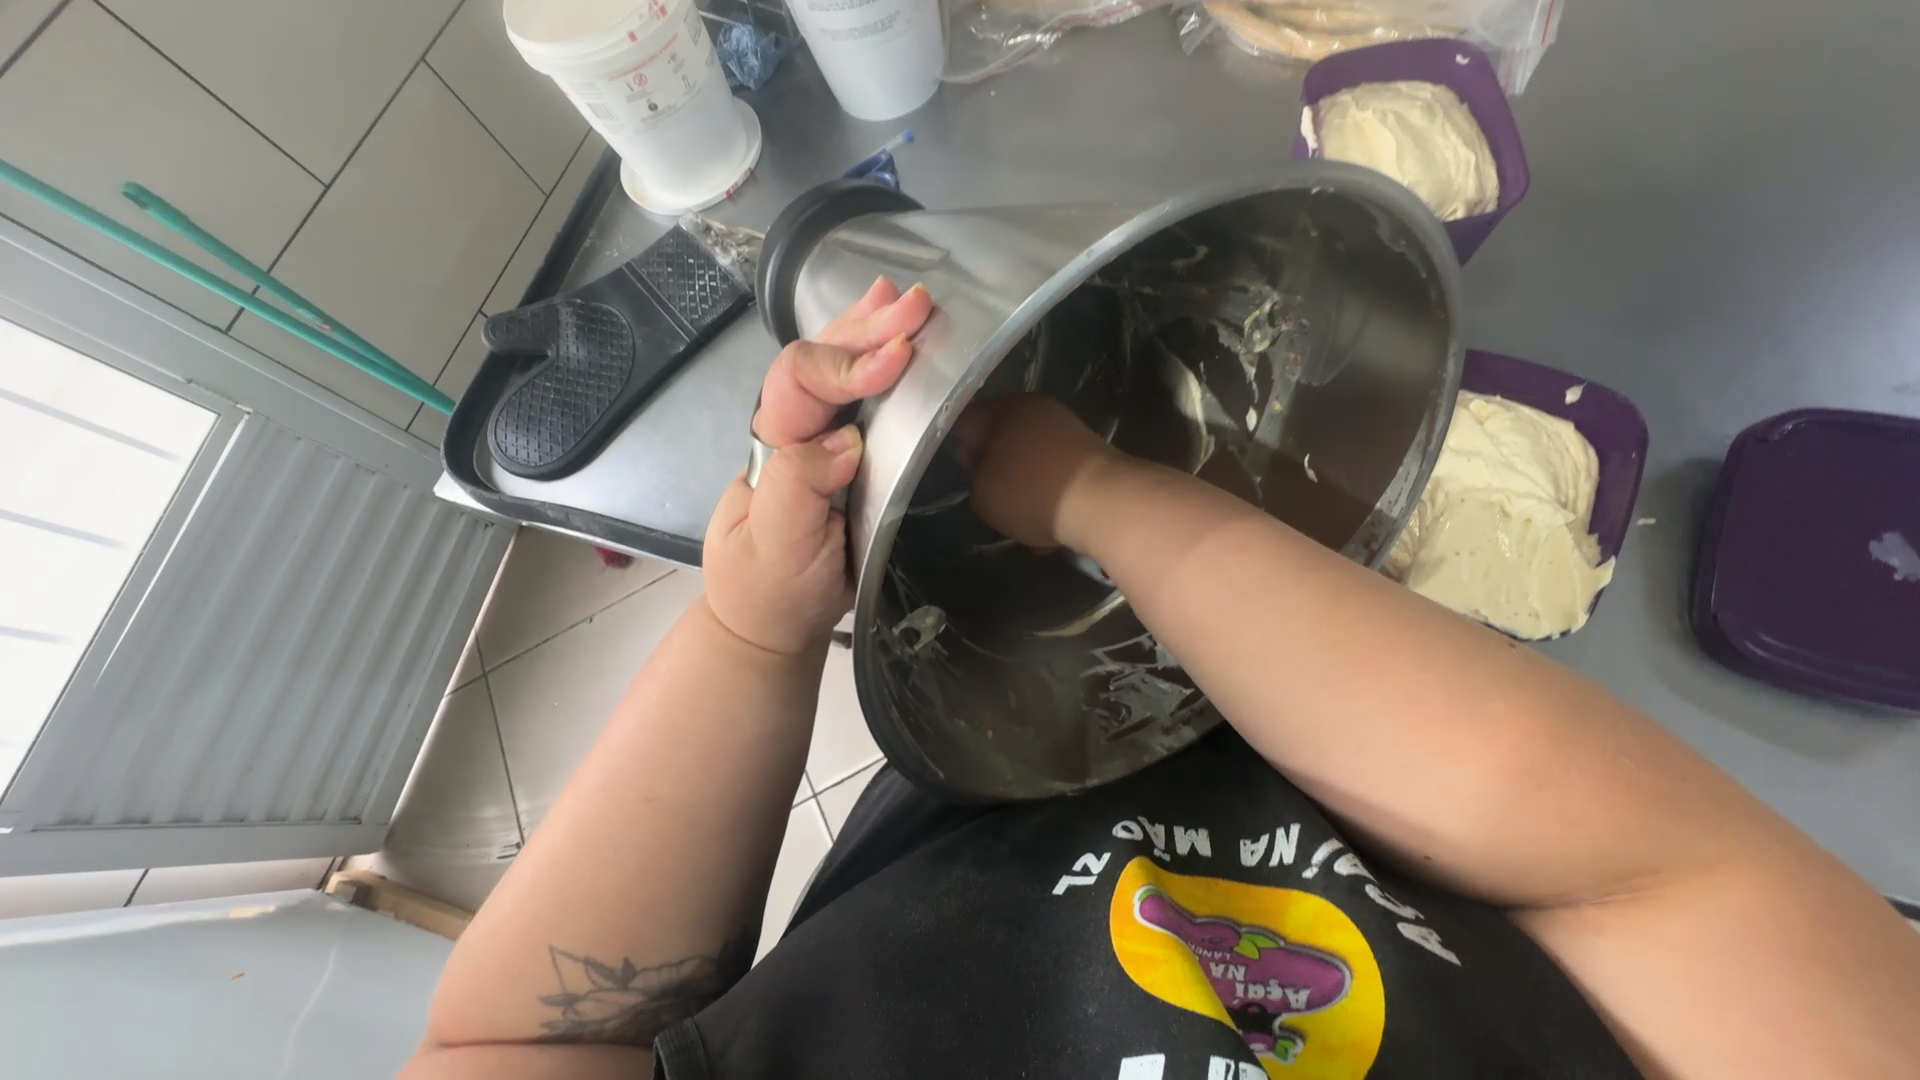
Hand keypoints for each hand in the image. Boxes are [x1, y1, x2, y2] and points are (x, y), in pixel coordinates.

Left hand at [703, 278, 933, 654]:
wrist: (775, 621)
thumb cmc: (769, 588)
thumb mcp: (774, 546)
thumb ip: (798, 490)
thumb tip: (846, 441)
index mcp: (774, 447)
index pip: (800, 382)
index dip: (847, 363)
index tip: (898, 357)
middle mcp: (797, 432)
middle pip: (821, 360)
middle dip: (865, 329)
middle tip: (914, 304)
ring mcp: (823, 443)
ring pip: (838, 369)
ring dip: (871, 329)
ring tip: (902, 298)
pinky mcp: (850, 459)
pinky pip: (864, 401)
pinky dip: (879, 361)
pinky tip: (897, 338)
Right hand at [958, 395, 1121, 552]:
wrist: (1106, 505)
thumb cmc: (1032, 492)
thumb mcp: (982, 495)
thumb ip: (974, 480)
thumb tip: (985, 473)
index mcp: (1008, 408)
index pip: (967, 421)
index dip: (959, 451)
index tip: (965, 478)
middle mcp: (1040, 411)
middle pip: (1002, 440)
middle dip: (994, 472)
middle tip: (990, 500)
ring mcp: (1069, 434)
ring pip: (1031, 462)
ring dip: (1022, 491)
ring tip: (1022, 524)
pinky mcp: (1091, 460)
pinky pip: (1056, 479)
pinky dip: (1049, 501)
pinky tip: (1049, 532)